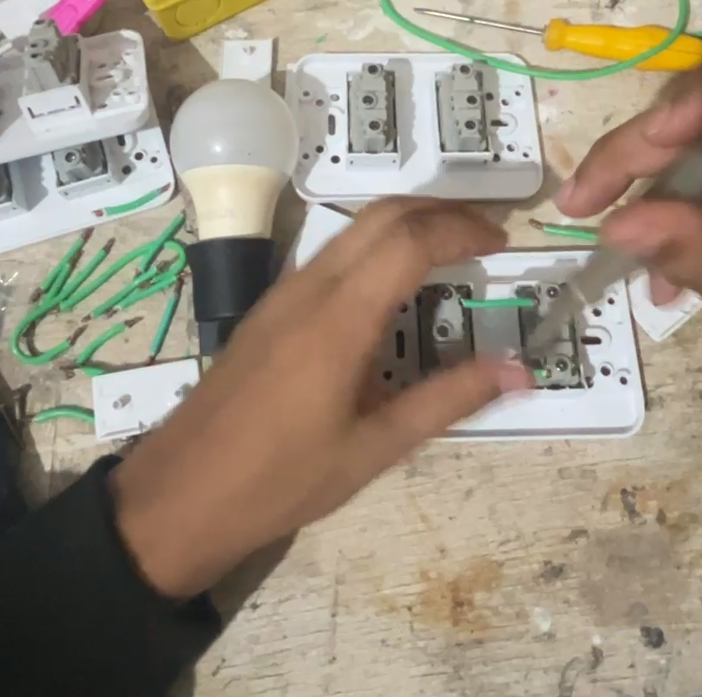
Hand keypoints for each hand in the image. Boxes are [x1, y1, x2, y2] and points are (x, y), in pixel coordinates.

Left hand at [111, 200, 530, 596]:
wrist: (182, 491)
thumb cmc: (282, 478)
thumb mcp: (374, 448)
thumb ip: (448, 400)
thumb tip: (519, 371)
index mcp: (339, 318)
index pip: (410, 242)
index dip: (462, 230)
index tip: (501, 244)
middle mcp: (310, 286)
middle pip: (382, 215)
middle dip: (440, 210)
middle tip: (485, 234)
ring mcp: (283, 290)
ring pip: (353, 228)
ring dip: (406, 223)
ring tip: (450, 251)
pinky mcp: (270, 305)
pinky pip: (331, 252)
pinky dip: (375, 245)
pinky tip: (392, 286)